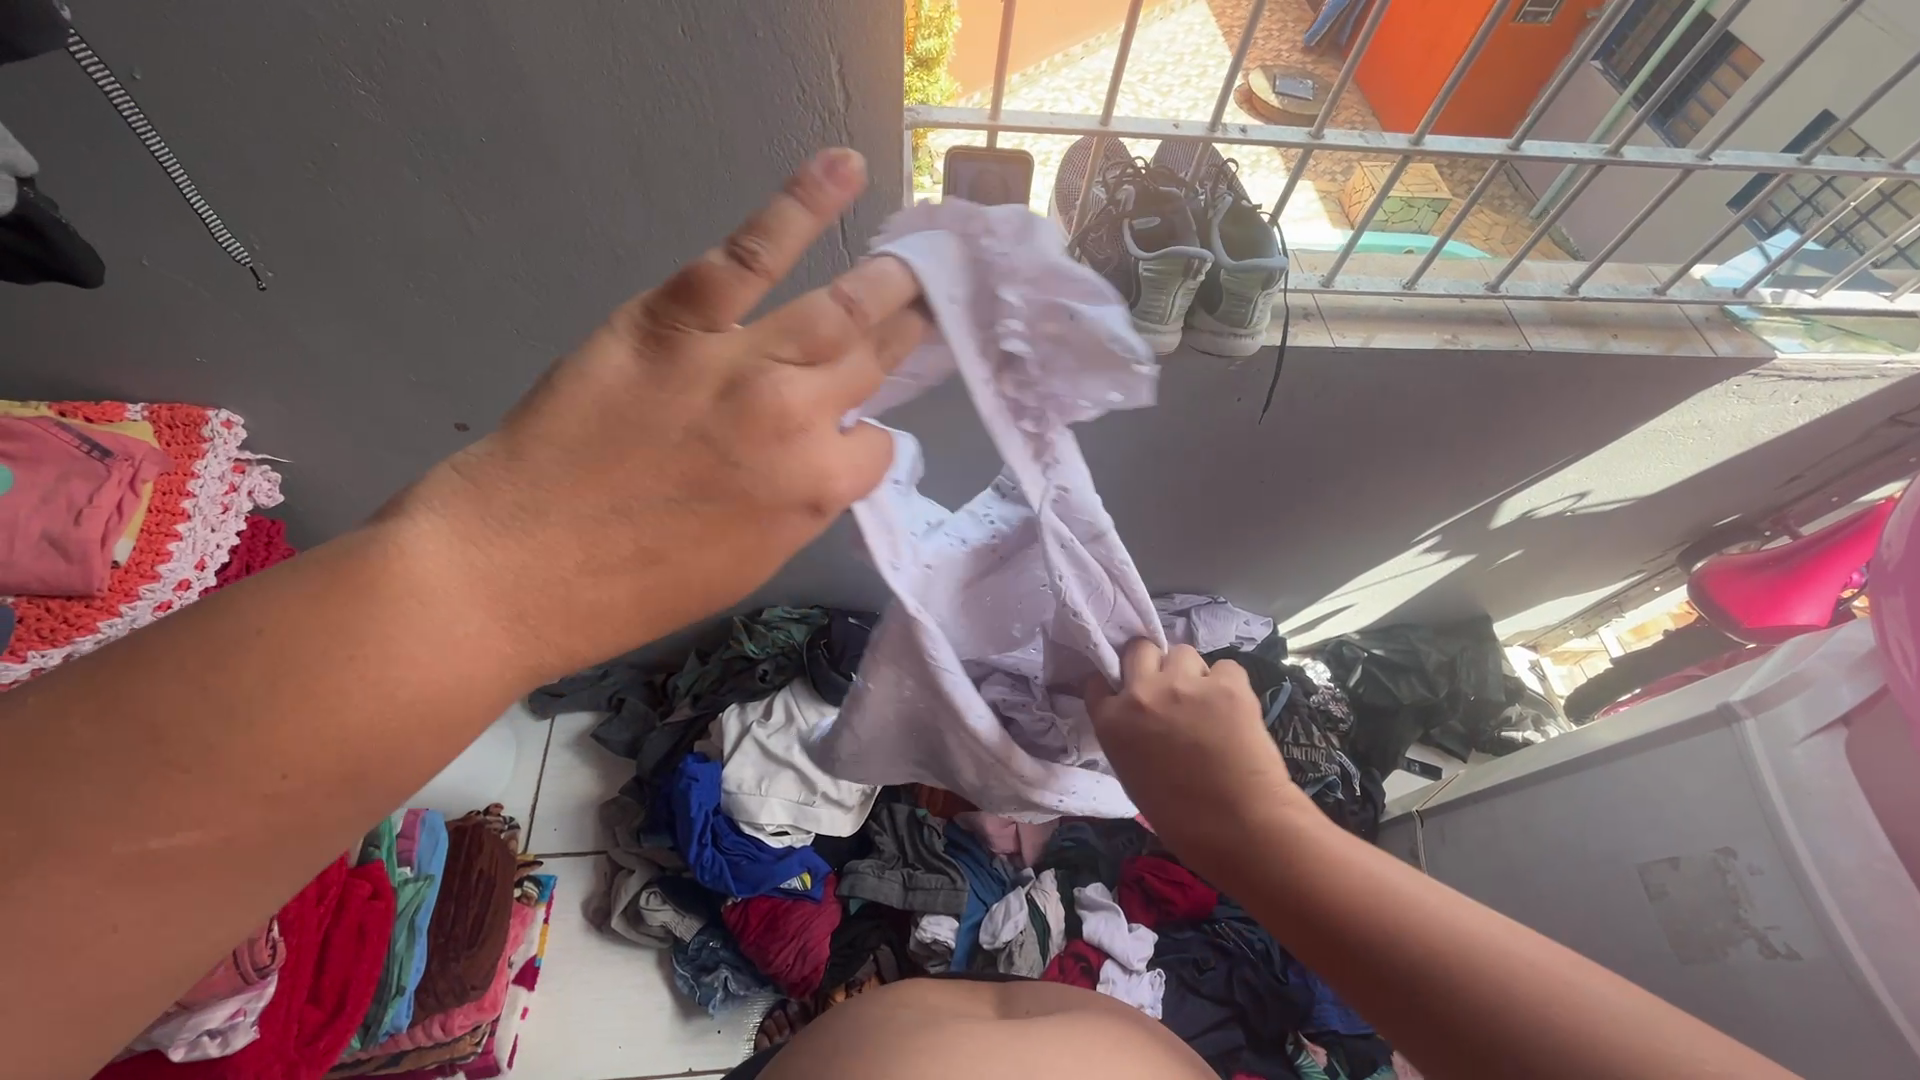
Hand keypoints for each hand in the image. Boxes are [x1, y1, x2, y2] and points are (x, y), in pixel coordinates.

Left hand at [384, 148, 927, 681]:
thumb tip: (821, 459)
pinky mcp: (680, 317)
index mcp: (819, 490)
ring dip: (885, 281)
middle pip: (875, 361)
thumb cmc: (634, 586)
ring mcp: (744, 362)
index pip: (876, 447)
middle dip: (908, 332)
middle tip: (930, 306)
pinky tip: (841, 169)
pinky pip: (754, 251)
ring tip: (913, 259)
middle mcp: (801, 419)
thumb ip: (801, 503)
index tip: (846, 433)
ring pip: (839, 306)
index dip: (863, 441)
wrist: (519, 565)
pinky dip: (801, 204)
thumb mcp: (750, 562)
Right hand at [1087, 640, 1316, 861]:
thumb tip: (1144, 718)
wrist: (1240, 827)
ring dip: (1192, 672)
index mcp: (1111, 721)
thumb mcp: (1131, 773)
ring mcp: (1184, 685)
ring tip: (1207, 701)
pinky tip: (1234, 710)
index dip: (1117, 682)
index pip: (1099, 680)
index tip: (1130, 691)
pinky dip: (1229, 684)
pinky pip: (1225, 667)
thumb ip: (1128, 735)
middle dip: (1154, 663)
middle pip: (1139, 649)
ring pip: (1183, 652)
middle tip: (1172, 688)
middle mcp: (1141, 694)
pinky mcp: (1226, 684)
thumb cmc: (1181, 818)